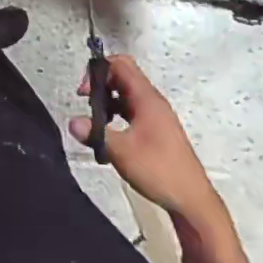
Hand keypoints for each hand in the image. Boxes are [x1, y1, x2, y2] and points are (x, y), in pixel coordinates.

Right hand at [68, 55, 221, 222]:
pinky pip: (133, 112)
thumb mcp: (121, 151)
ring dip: (108, 101)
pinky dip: (117, 115)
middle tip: (84, 103)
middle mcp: (152, 102)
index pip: (122, 64)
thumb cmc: (158, 169)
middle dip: (101, 84)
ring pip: (127, 96)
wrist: (191, 198)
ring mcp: (156, 116)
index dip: (99, 70)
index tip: (84, 92)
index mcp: (146, 98)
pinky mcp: (157, 131)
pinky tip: (108, 135)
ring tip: (93, 120)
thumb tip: (71, 122)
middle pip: (124, 77)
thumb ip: (95, 133)